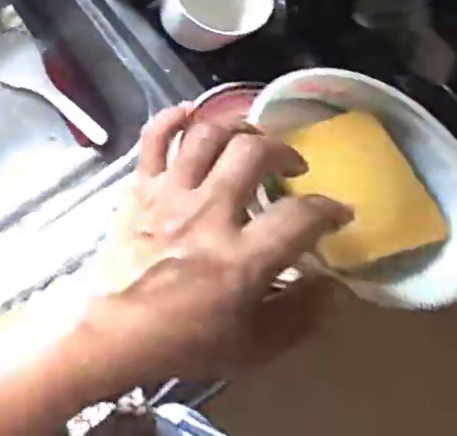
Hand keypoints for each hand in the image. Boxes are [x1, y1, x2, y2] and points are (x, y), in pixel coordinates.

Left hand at [80, 103, 353, 387]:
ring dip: (235, 127)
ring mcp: (171, 191)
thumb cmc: (187, 338)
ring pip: (206, 136)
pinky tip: (189, 111)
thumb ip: (300, 315)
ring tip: (250, 137)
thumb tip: (334, 285)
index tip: (338, 210)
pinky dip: (171, 117)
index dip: (328, 209)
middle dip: (281, 150)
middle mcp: (208, 211)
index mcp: (241, 256)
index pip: (299, 218)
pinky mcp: (142, 184)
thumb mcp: (256, 345)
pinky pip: (154, 137)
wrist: (119, 326)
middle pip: (250, 154)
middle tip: (291, 164)